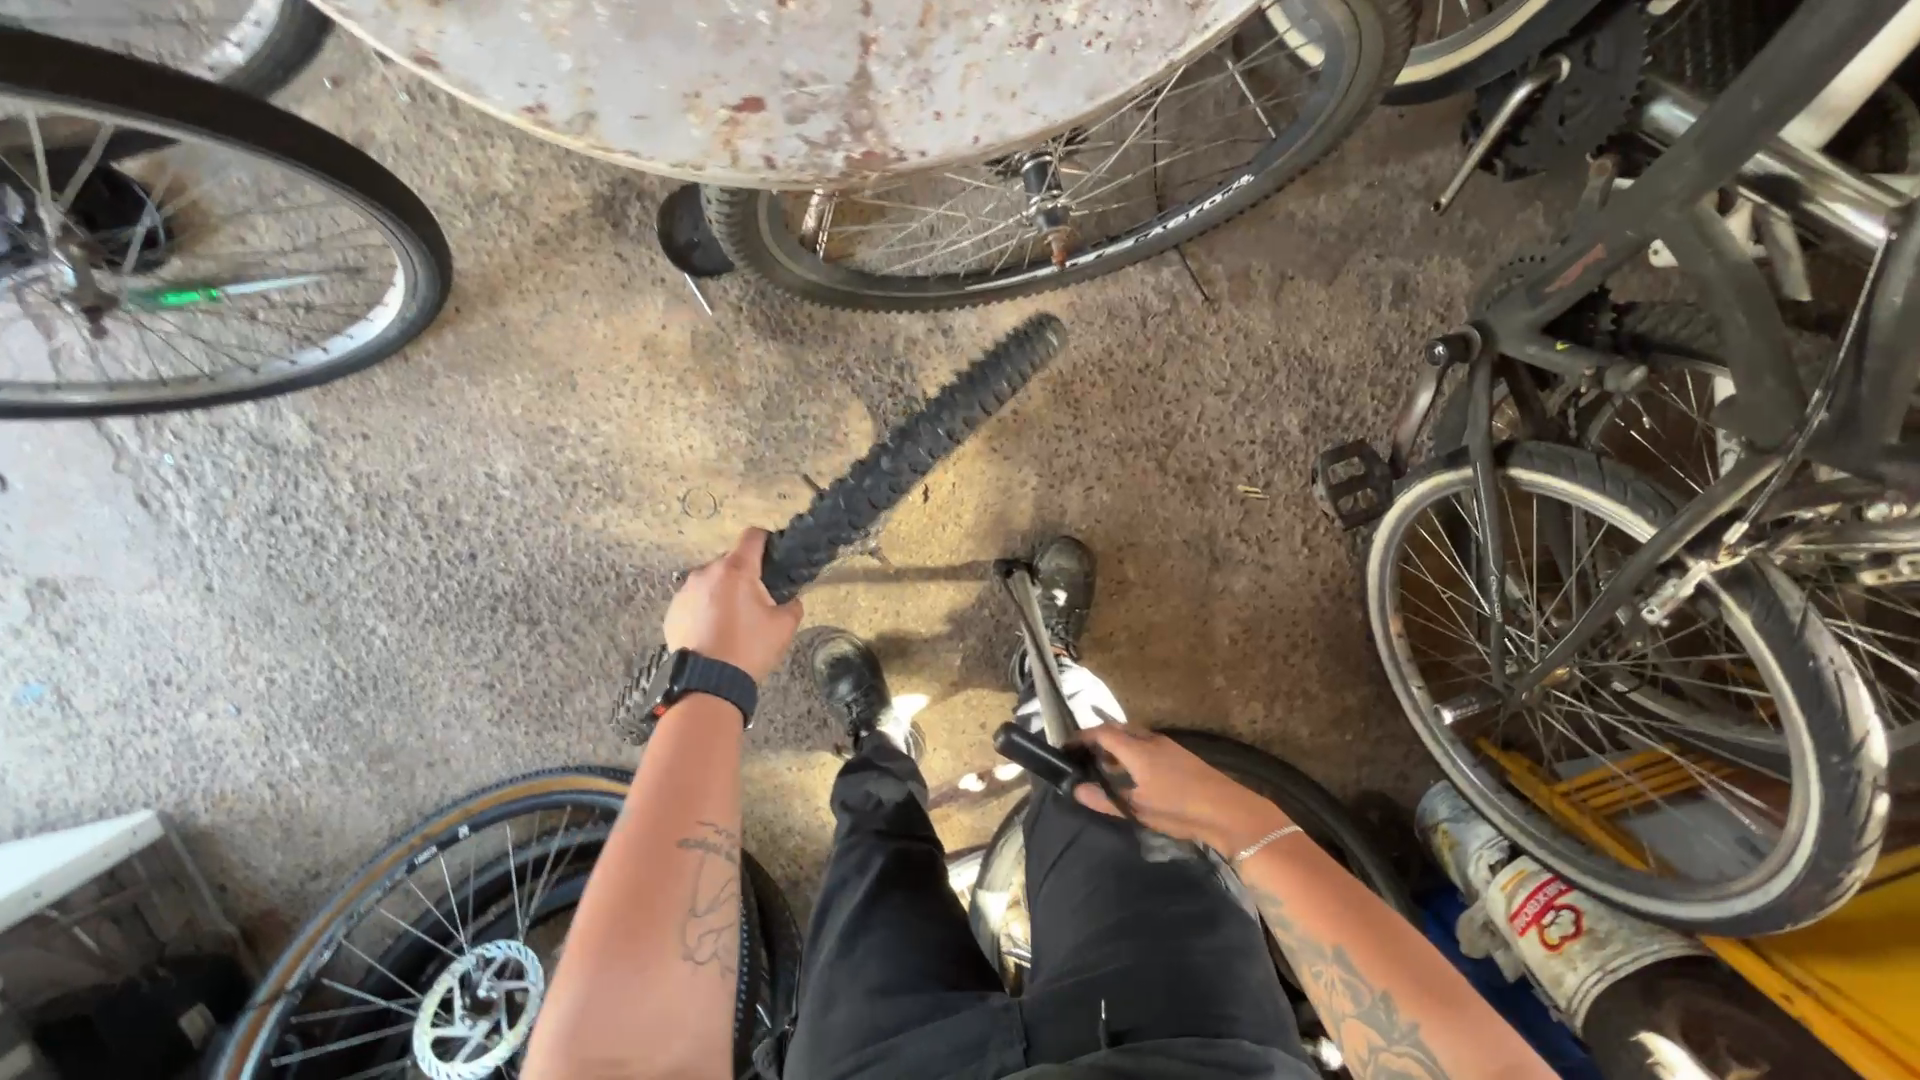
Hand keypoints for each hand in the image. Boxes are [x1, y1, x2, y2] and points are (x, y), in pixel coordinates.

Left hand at [663, 529, 803, 681]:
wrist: (707, 682)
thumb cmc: (749, 648)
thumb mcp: (784, 627)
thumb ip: (793, 605)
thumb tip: (792, 600)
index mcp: (736, 569)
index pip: (753, 536)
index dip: (766, 541)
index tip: (774, 556)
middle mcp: (707, 572)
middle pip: (730, 560)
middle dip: (744, 574)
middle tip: (756, 601)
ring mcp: (685, 591)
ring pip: (710, 581)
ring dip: (722, 591)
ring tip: (731, 620)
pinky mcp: (673, 610)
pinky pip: (694, 600)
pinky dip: (705, 608)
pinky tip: (713, 632)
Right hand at [1073, 724, 1292, 854]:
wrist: (1228, 811)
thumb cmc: (1179, 809)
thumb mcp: (1138, 809)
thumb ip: (1105, 799)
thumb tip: (1076, 789)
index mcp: (1137, 750)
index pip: (1102, 733)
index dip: (1082, 737)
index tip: (1067, 747)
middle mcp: (1151, 740)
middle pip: (1118, 729)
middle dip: (1098, 737)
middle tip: (1084, 755)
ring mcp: (1168, 745)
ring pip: (1135, 735)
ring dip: (1117, 744)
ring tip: (1106, 764)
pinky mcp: (1181, 754)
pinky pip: (1147, 743)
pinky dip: (1133, 750)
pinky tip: (1135, 771)